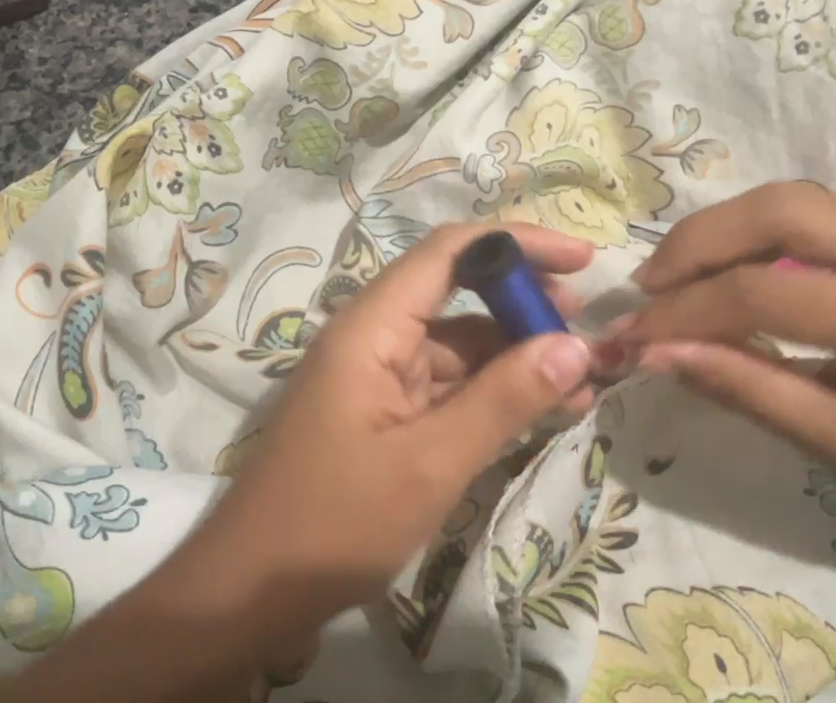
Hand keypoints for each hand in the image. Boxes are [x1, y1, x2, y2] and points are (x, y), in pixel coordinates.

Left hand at [166, 223, 595, 643]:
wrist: (251, 591)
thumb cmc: (334, 521)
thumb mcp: (431, 463)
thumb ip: (504, 400)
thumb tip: (576, 346)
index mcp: (371, 327)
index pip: (449, 252)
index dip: (517, 244)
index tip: (582, 261)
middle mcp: (372, 338)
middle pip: (456, 295)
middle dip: (523, 306)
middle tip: (585, 332)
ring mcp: (376, 378)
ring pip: (456, 344)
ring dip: (515, 356)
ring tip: (581, 382)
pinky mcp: (381, 415)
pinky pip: (445, 385)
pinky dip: (490, 393)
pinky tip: (538, 411)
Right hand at [610, 182, 835, 552]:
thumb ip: (745, 387)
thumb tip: (655, 354)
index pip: (764, 294)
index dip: (685, 312)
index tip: (631, 336)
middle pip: (779, 209)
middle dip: (698, 242)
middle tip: (648, 287)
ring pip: (793, 199)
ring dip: (722, 230)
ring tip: (674, 277)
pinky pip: (815, 217)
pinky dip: (755, 235)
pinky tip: (727, 271)